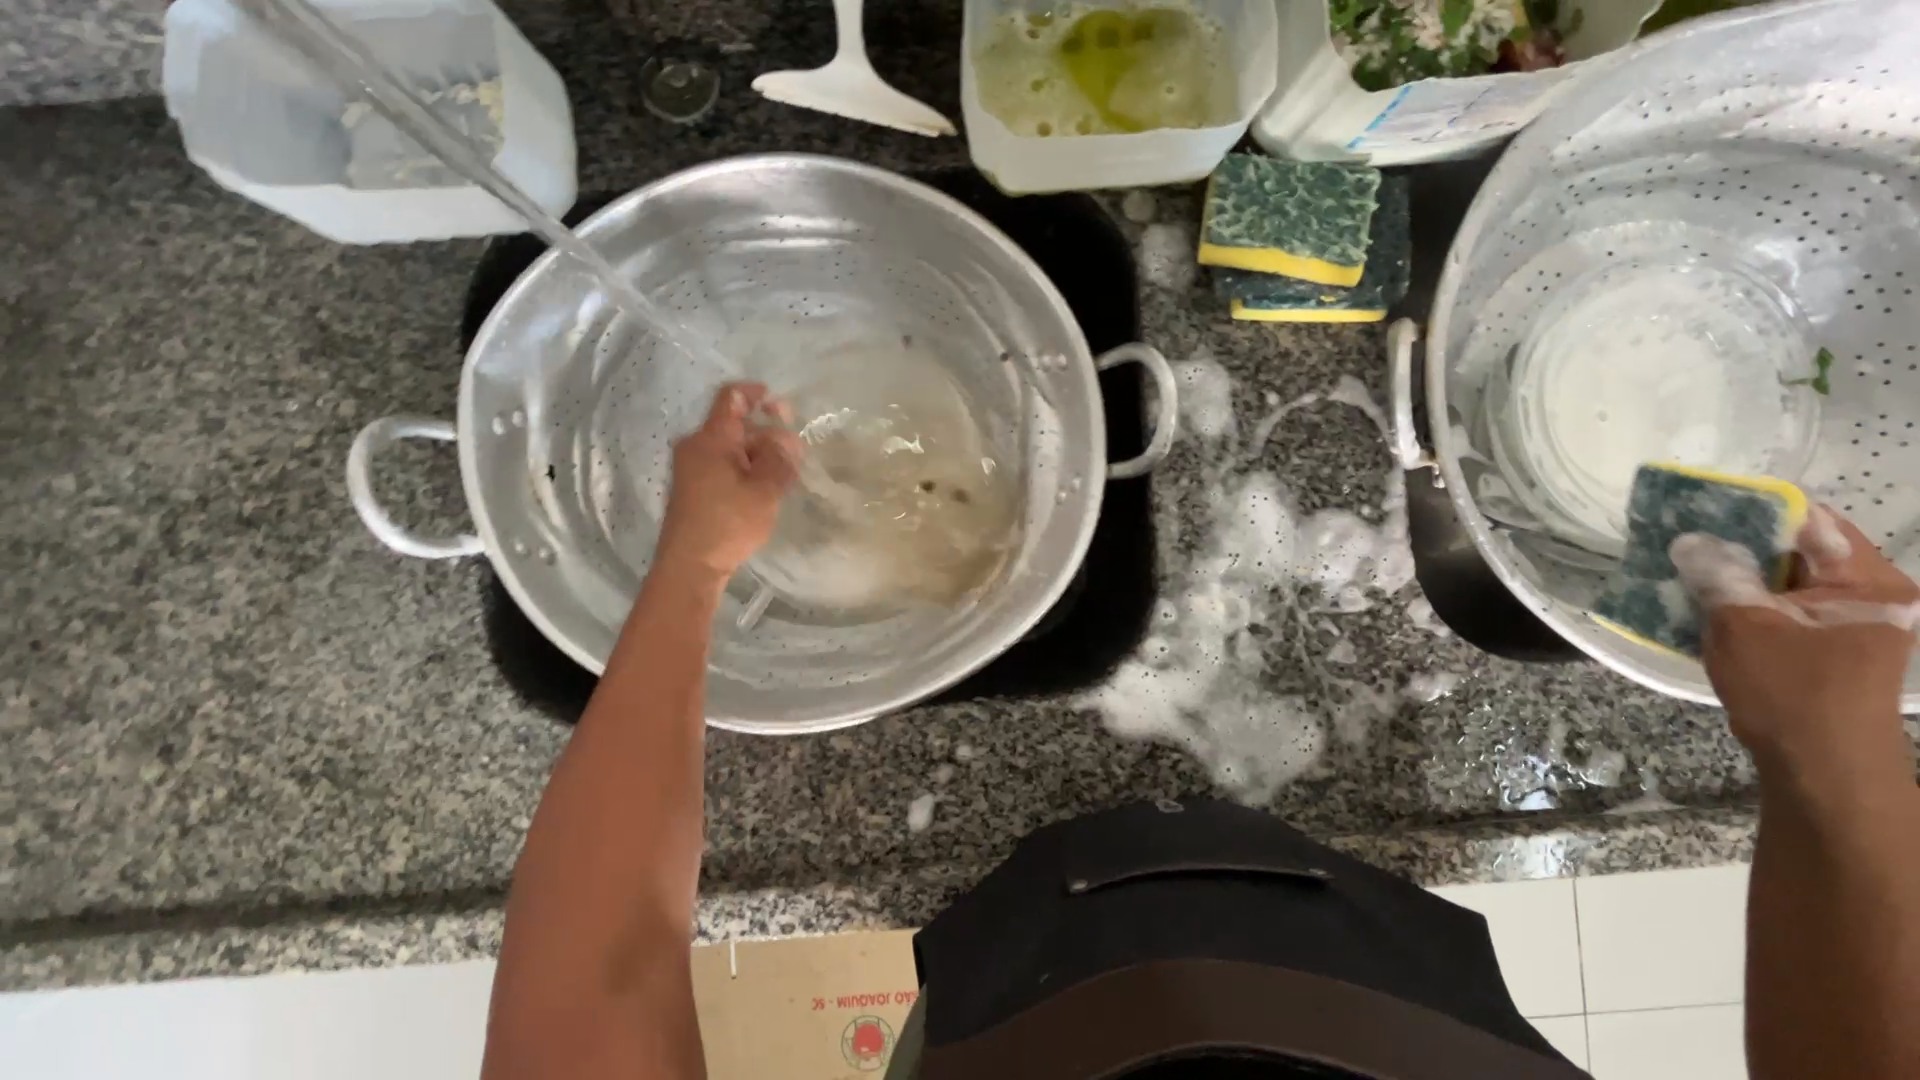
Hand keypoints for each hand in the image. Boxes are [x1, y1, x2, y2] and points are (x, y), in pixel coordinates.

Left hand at [653, 382, 802, 584]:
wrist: (690, 565)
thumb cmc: (728, 523)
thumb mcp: (764, 489)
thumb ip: (779, 458)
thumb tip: (786, 439)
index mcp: (711, 438)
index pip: (732, 398)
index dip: (757, 394)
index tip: (781, 406)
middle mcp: (696, 446)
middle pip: (735, 426)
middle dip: (767, 434)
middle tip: (795, 455)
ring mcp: (692, 468)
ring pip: (731, 449)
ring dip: (759, 456)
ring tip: (786, 477)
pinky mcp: (694, 489)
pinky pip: (724, 467)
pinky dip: (746, 470)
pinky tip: (765, 491)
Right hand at [1675, 505, 1919, 783]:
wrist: (1820, 766)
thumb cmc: (1790, 689)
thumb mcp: (1744, 624)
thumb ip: (1718, 574)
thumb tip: (1691, 538)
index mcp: (1871, 582)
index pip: (1813, 523)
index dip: (1755, 510)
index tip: (1701, 506)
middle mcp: (1873, 595)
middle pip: (1800, 550)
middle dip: (1739, 544)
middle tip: (1682, 537)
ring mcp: (1855, 622)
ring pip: (1787, 580)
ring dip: (1737, 575)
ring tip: (1684, 568)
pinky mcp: (1832, 645)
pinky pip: (1784, 607)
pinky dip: (1747, 602)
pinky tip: (1705, 604)